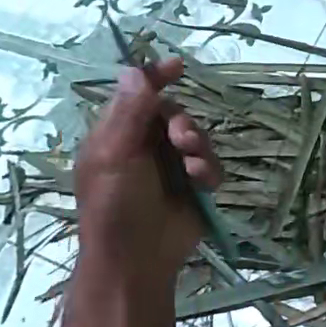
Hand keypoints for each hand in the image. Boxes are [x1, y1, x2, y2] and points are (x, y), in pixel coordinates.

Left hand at [72, 58, 220, 287]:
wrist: (137, 260)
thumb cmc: (115, 207)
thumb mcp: (115, 156)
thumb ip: (129, 113)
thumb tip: (135, 69)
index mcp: (117, 135)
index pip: (138, 95)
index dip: (156, 77)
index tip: (178, 66)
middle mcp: (145, 146)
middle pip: (174, 114)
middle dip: (183, 124)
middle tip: (182, 140)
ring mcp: (171, 168)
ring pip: (197, 138)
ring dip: (198, 148)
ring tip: (192, 168)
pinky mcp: (194, 187)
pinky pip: (211, 164)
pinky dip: (209, 170)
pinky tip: (202, 184)